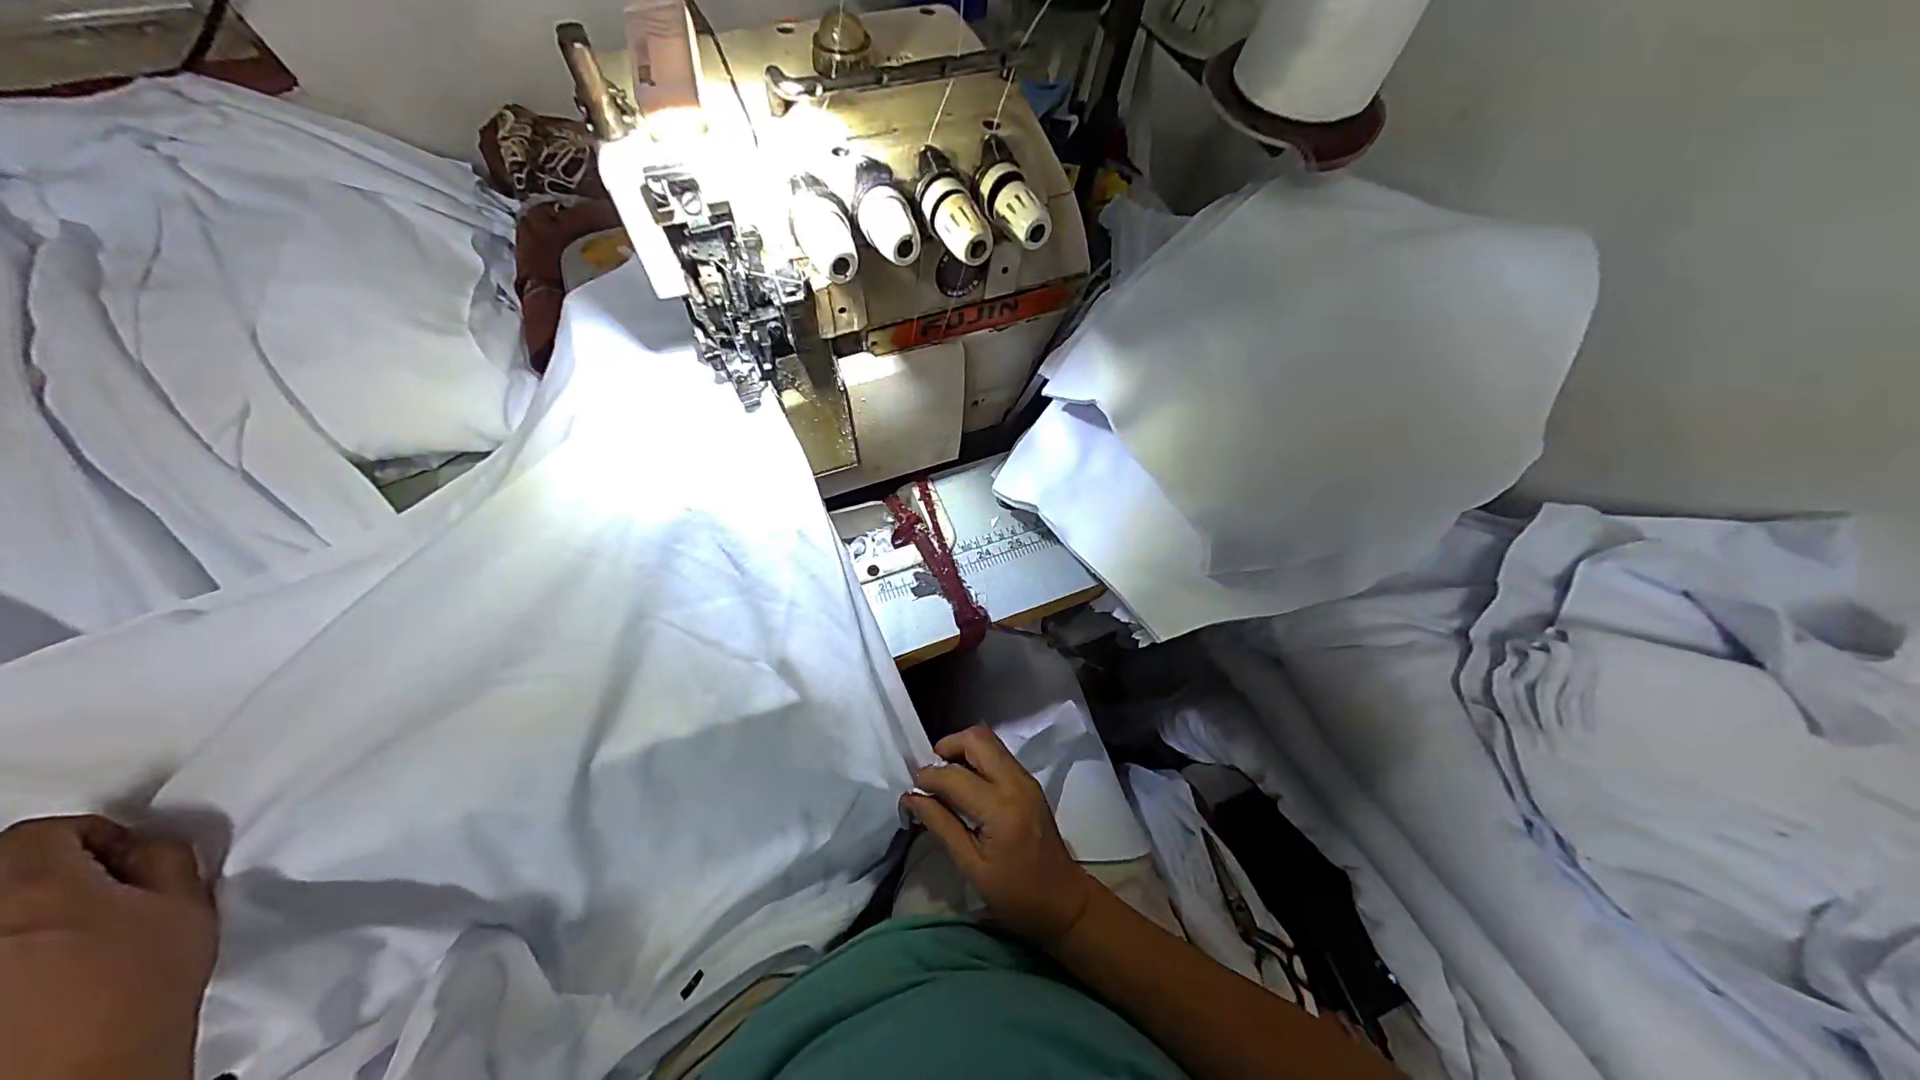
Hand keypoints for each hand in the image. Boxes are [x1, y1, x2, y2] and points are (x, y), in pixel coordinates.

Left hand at [0, 815, 217, 1079]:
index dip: (94, 836)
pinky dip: (16, 950)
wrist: (94, 1070)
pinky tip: (46, 972)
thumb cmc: (143, 990)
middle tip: (103, 893)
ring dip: (32, 913)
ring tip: (78, 937)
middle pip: (8, 870)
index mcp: (35, 889)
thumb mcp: (186, 906)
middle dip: (58, 874)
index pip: (46, 832)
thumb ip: (166, 858)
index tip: (124, 858)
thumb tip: (146, 844)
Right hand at [901, 726, 1097, 945]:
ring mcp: (1026, 779)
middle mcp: (1016, 782)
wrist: (1064, 901)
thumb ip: (941, 826)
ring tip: (944, 780)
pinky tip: (964, 786)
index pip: (953, 775)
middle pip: (977, 738)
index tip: (912, 792)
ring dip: (961, 751)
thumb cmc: (1016, 893)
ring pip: (989, 742)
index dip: (926, 778)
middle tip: (930, 776)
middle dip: (946, 748)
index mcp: (1001, 807)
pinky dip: (976, 760)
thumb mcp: (971, 867)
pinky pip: (998, 755)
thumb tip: (911, 798)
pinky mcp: (1029, 782)